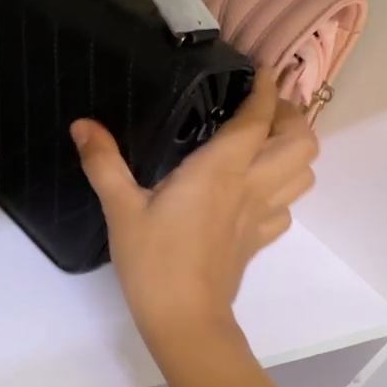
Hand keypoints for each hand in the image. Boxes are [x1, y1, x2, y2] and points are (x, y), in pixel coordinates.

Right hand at [71, 70, 318, 344]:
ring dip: (294, 149)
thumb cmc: (152, 259)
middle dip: (291, 116)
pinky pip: (287, 205)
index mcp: (220, 171)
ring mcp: (261, 215)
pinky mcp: (259, 239)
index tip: (260, 70)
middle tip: (263, 107)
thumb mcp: (119, 206)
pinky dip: (282, 187)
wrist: (183, 316)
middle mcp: (251, 186)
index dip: (264, 90)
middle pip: (301, 142)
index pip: (256, 120)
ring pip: (304, 172)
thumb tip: (83, 124)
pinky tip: (255, 188)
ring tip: (266, 140)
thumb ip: (103, 162)